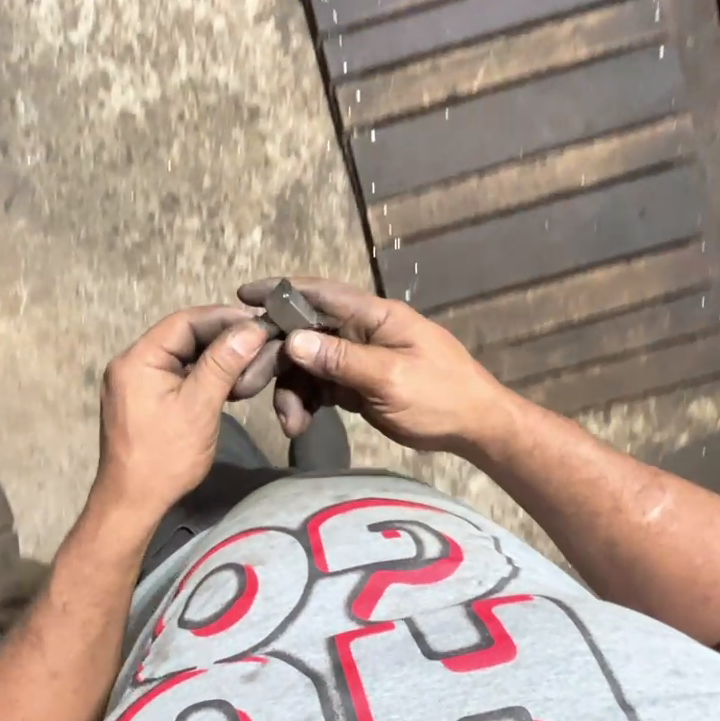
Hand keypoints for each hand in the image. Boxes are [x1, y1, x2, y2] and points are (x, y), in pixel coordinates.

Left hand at [94, 306, 271, 517]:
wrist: (132, 502)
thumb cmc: (165, 456)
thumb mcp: (199, 406)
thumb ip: (223, 364)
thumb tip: (252, 329)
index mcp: (137, 359)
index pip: (184, 321)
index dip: (223, 318)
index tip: (258, 323)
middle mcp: (131, 363)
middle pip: (182, 337)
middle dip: (222, 338)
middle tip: (260, 342)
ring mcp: (135, 382)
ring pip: (181, 356)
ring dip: (215, 358)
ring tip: (251, 363)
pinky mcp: (143, 399)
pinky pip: (176, 376)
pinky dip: (202, 376)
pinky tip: (230, 383)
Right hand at [238, 277, 506, 453]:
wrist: (476, 429)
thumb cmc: (442, 397)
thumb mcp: (390, 378)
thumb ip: (341, 359)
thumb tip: (293, 340)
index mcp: (374, 317)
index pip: (320, 294)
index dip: (280, 292)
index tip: (242, 295)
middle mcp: (361, 331)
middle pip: (305, 334)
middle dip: (276, 359)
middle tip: (248, 386)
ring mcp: (358, 358)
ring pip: (308, 365)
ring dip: (291, 391)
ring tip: (289, 423)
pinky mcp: (357, 383)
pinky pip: (320, 386)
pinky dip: (305, 403)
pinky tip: (299, 424)